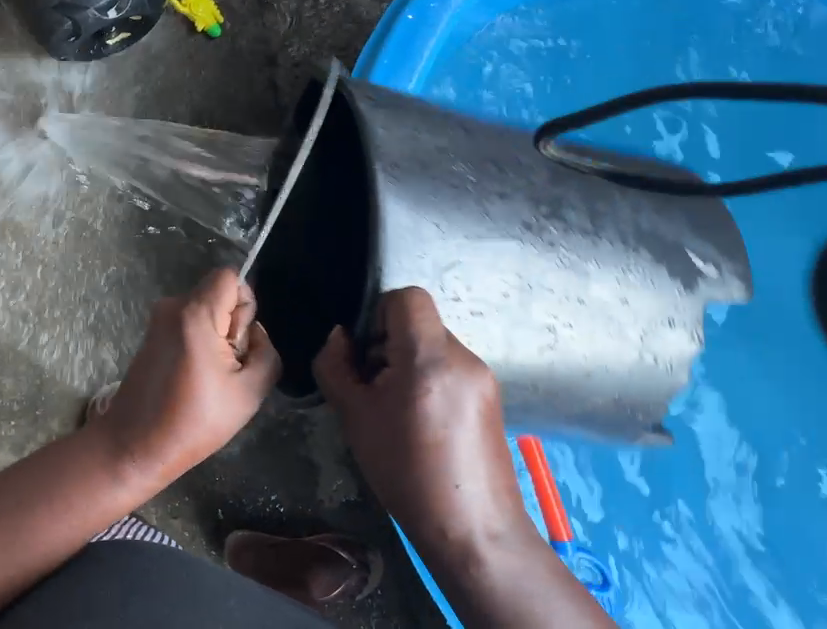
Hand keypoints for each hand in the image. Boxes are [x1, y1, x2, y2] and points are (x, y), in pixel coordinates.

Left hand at [91, 268, 281, 487]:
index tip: (239, 341)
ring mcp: (157, 318)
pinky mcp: (151, 333)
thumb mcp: (249, 392)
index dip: (245, 304)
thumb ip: (265, 351)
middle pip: (217, 293)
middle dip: (231, 324)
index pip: (229, 276)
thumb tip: (254, 331)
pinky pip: (188, 323)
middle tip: (226, 367)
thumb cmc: (195, 420)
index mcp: (194, 313)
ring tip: (210, 377)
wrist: (136, 442)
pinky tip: (193, 378)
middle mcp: (172, 305)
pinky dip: (199, 342)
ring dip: (216, 336)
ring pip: (204, 310)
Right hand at [312, 287, 531, 562]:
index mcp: (429, 357)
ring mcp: (482, 378)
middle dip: (387, 342)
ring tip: (394, 409)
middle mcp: (463, 358)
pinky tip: (419, 422)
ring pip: (432, 345)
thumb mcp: (352, 414)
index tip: (364, 352)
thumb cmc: (405, 469)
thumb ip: (335, 365)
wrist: (473, 530)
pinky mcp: (491, 398)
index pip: (406, 297)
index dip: (377, 313)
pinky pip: (449, 368)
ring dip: (406, 362)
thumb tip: (340, 338)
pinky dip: (427, 380)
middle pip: (418, 322)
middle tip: (372, 386)